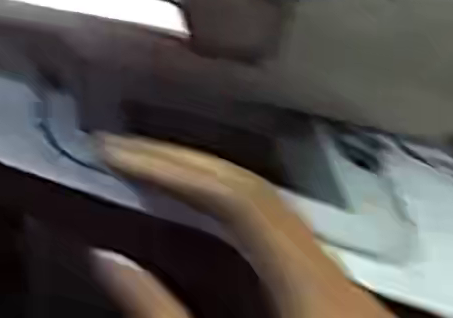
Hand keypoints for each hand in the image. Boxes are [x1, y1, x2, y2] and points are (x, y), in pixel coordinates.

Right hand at [91, 135, 390, 317]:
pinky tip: (202, 215)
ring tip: (151, 169)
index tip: (113, 154)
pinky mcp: (345, 313)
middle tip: (121, 150)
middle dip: (181, 163)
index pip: (235, 197)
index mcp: (314, 292)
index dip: (169, 165)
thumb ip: (163, 316)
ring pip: (269, 208)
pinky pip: (277, 235)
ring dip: (204, 180)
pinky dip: (229, 210)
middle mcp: (336, 280)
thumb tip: (105, 257)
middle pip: (252, 190)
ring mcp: (347, 296)